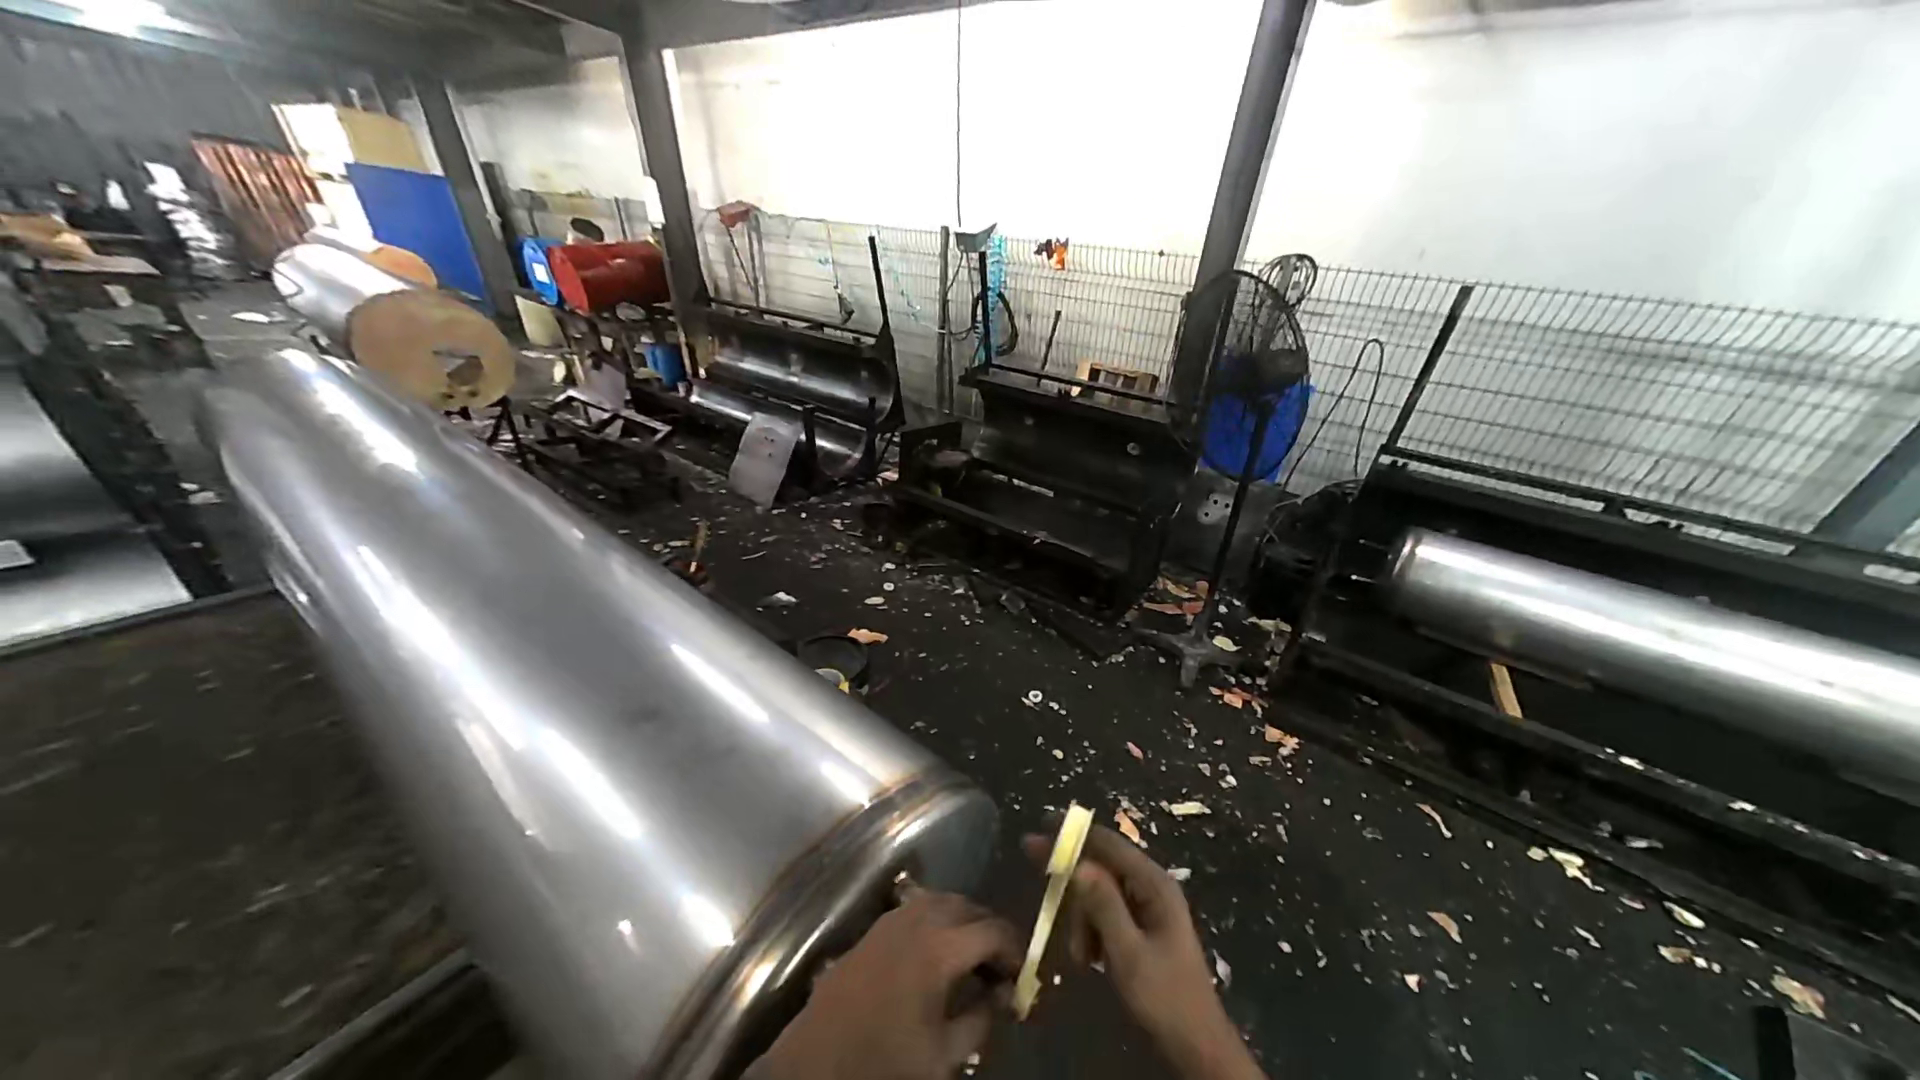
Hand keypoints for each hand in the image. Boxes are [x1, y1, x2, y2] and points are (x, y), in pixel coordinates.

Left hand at [749, 890, 1021, 1079]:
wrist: (816, 1063)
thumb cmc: (883, 1061)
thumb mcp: (943, 1054)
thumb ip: (981, 1019)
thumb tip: (1003, 996)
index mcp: (940, 947)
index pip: (994, 930)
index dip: (1015, 950)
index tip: (1022, 976)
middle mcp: (919, 919)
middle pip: (969, 907)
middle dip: (990, 932)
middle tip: (999, 969)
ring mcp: (893, 918)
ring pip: (943, 900)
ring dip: (964, 921)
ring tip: (972, 959)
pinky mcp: (875, 927)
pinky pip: (918, 906)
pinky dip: (938, 919)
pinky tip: (937, 952)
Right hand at [1022, 825, 1264, 1079]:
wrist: (1196, 1046)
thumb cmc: (1164, 998)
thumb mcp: (1128, 952)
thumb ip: (1102, 904)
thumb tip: (1077, 862)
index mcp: (1154, 884)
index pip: (1108, 843)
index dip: (1073, 833)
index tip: (1041, 826)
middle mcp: (1151, 886)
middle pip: (1101, 864)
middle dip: (1071, 876)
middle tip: (1033, 859)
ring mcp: (1147, 907)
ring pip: (1099, 892)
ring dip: (1082, 917)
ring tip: (1081, 955)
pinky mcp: (1140, 927)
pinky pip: (1105, 913)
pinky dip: (1091, 930)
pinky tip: (1089, 958)